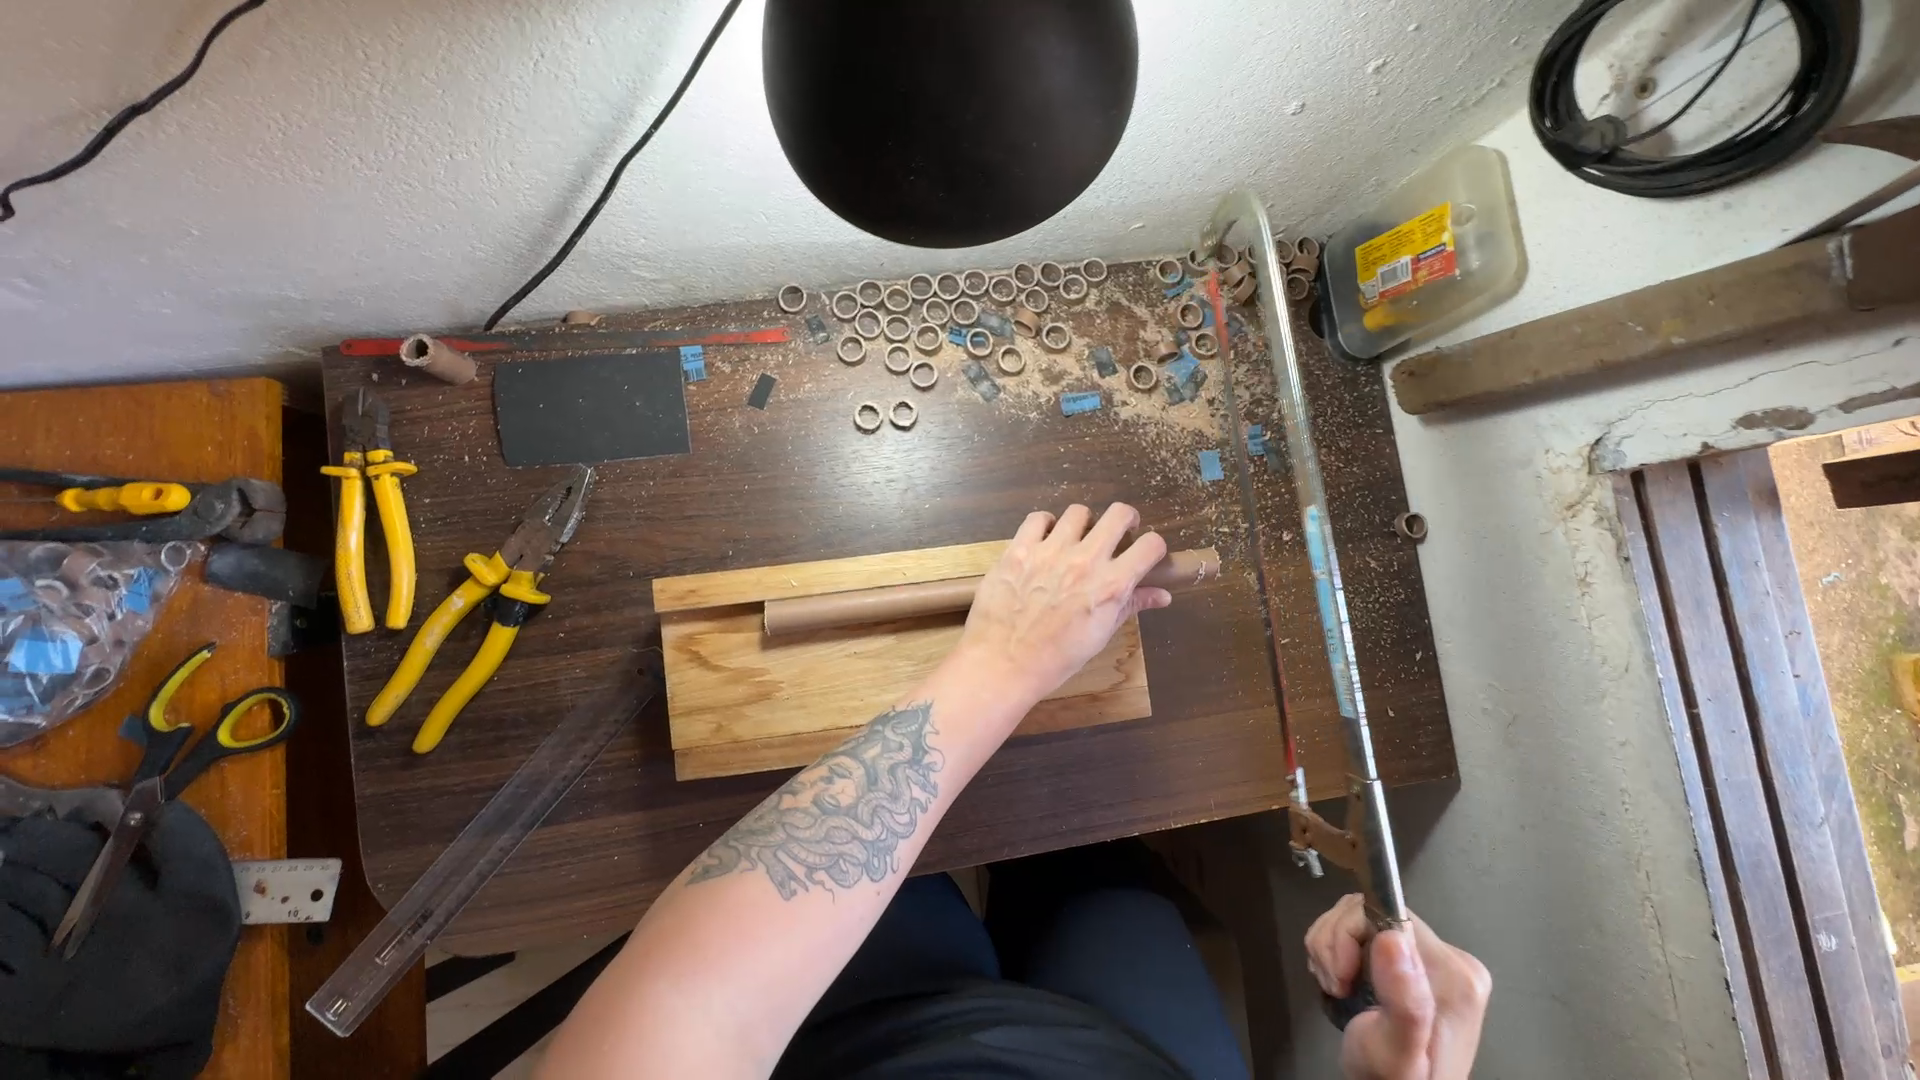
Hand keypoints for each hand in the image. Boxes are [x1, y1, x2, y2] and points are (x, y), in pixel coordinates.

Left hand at [950, 503, 1171, 707]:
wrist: (1003, 663)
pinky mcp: (1019, 549)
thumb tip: (1162, 595)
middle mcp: (1085, 561)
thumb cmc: (1055, 658)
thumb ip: (1130, 606)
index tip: (1144, 552)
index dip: (1152, 546)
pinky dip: (1045, 525)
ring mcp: (1050, 552)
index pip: (1150, 546)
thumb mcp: (1099, 635)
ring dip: (1083, 524)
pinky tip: (1044, 540)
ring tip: (1076, 539)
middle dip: (1124, 519)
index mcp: (1111, 586)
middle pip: (1118, 514)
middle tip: (1117, 532)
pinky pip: (1038, 518)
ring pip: (1078, 512)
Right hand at [1305, 893, 1490, 1079]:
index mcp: (1457, 975)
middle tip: (1332, 985)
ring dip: (1330, 948)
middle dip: (1335, 944)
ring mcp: (1432, 960)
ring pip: (1359, 917)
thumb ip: (1405, 1004)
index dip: (1348, 936)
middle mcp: (1453, 960)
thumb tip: (1392, 937)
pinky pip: (1359, 930)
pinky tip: (1339, 982)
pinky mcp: (1411, 963)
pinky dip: (1334, 950)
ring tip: (1333, 988)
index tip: (1339, 980)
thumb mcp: (1396, 1055)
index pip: (1388, 916)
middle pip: (1372, 914)